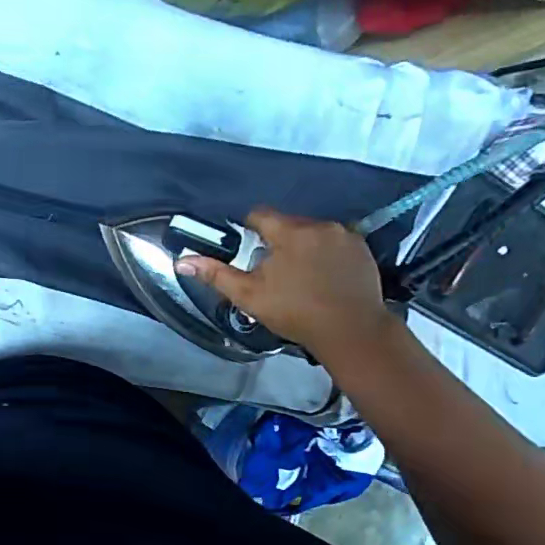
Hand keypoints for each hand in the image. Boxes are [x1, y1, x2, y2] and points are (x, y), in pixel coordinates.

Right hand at [175, 207, 393, 356]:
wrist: (350, 330)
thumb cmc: (294, 312)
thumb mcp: (249, 296)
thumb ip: (216, 275)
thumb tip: (182, 261)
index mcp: (289, 233)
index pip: (261, 215)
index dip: (249, 228)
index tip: (247, 247)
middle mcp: (319, 225)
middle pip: (288, 224)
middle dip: (277, 241)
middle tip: (272, 271)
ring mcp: (345, 235)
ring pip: (313, 232)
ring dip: (303, 246)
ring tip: (299, 275)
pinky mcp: (363, 248)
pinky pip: (335, 242)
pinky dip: (326, 253)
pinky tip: (324, 277)